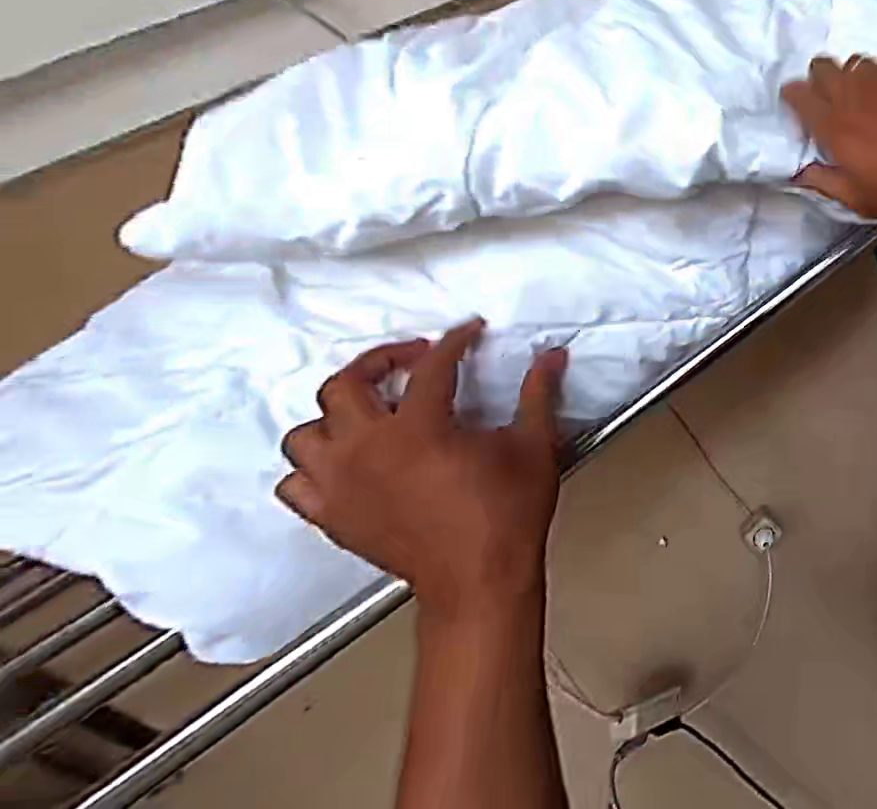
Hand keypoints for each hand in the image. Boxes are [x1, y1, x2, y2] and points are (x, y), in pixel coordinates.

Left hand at [275, 320, 567, 622]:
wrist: (479, 575)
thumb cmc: (509, 510)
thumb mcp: (535, 444)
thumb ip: (538, 394)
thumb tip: (551, 357)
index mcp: (420, 429)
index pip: (430, 367)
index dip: (453, 342)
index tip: (468, 331)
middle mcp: (367, 450)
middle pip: (342, 386)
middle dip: (377, 361)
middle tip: (411, 358)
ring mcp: (340, 485)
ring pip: (306, 432)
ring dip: (337, 413)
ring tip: (373, 410)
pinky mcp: (330, 516)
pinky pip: (296, 481)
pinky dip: (314, 464)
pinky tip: (348, 461)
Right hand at [781, 52, 876, 219]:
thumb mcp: (862, 201)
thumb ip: (825, 183)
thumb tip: (803, 172)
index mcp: (835, 126)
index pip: (796, 95)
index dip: (796, 101)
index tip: (806, 113)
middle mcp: (854, 92)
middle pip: (821, 67)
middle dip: (822, 83)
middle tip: (838, 106)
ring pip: (856, 62)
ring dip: (857, 79)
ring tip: (874, 102)